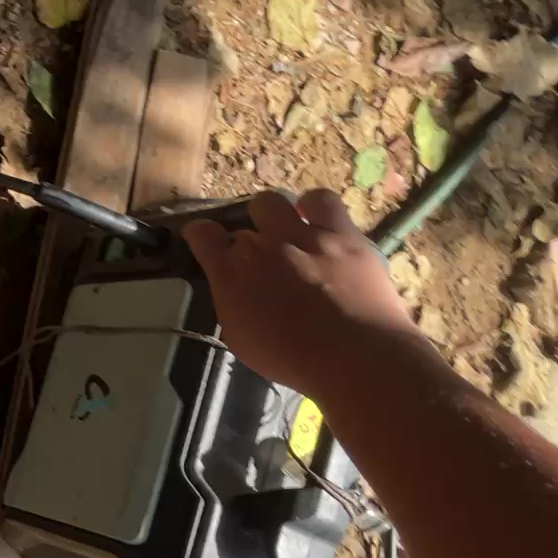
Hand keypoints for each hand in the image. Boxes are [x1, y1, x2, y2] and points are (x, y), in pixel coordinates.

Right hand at [183, 190, 431, 399]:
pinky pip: (325, 205)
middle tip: (260, 245)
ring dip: (281, 211)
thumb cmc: (289, 357)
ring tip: (292, 225)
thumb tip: (238, 291)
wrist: (357, 356)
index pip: (202, 234)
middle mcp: (263, 247)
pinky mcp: (346, 236)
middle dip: (249, 227)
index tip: (205, 241)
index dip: (201, 234)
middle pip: (244, 216)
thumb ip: (233, 302)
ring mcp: (305, 237)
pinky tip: (322, 226)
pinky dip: (316, 209)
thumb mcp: (239, 335)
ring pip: (280, 200)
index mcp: (230, 273)